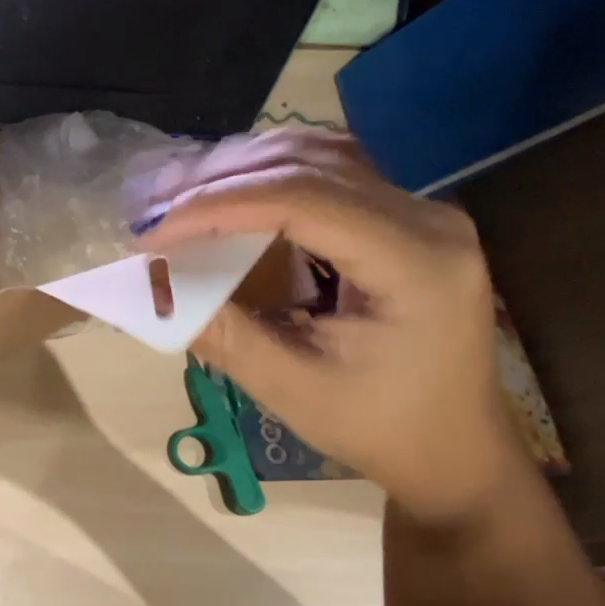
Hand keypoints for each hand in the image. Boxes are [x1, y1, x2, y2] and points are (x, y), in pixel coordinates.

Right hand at [139, 130, 530, 522]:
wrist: (452, 448)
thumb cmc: (379, 427)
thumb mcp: (292, 390)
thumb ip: (224, 333)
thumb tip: (155, 286)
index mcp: (415, 263)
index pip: (303, 200)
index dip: (218, 206)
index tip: (154, 234)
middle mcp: (427, 218)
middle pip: (309, 166)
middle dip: (220, 182)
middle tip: (152, 210)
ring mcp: (418, 212)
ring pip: (317, 157)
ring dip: (240, 170)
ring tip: (177, 197)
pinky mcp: (400, 219)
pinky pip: (328, 174)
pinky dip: (268, 177)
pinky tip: (226, 193)